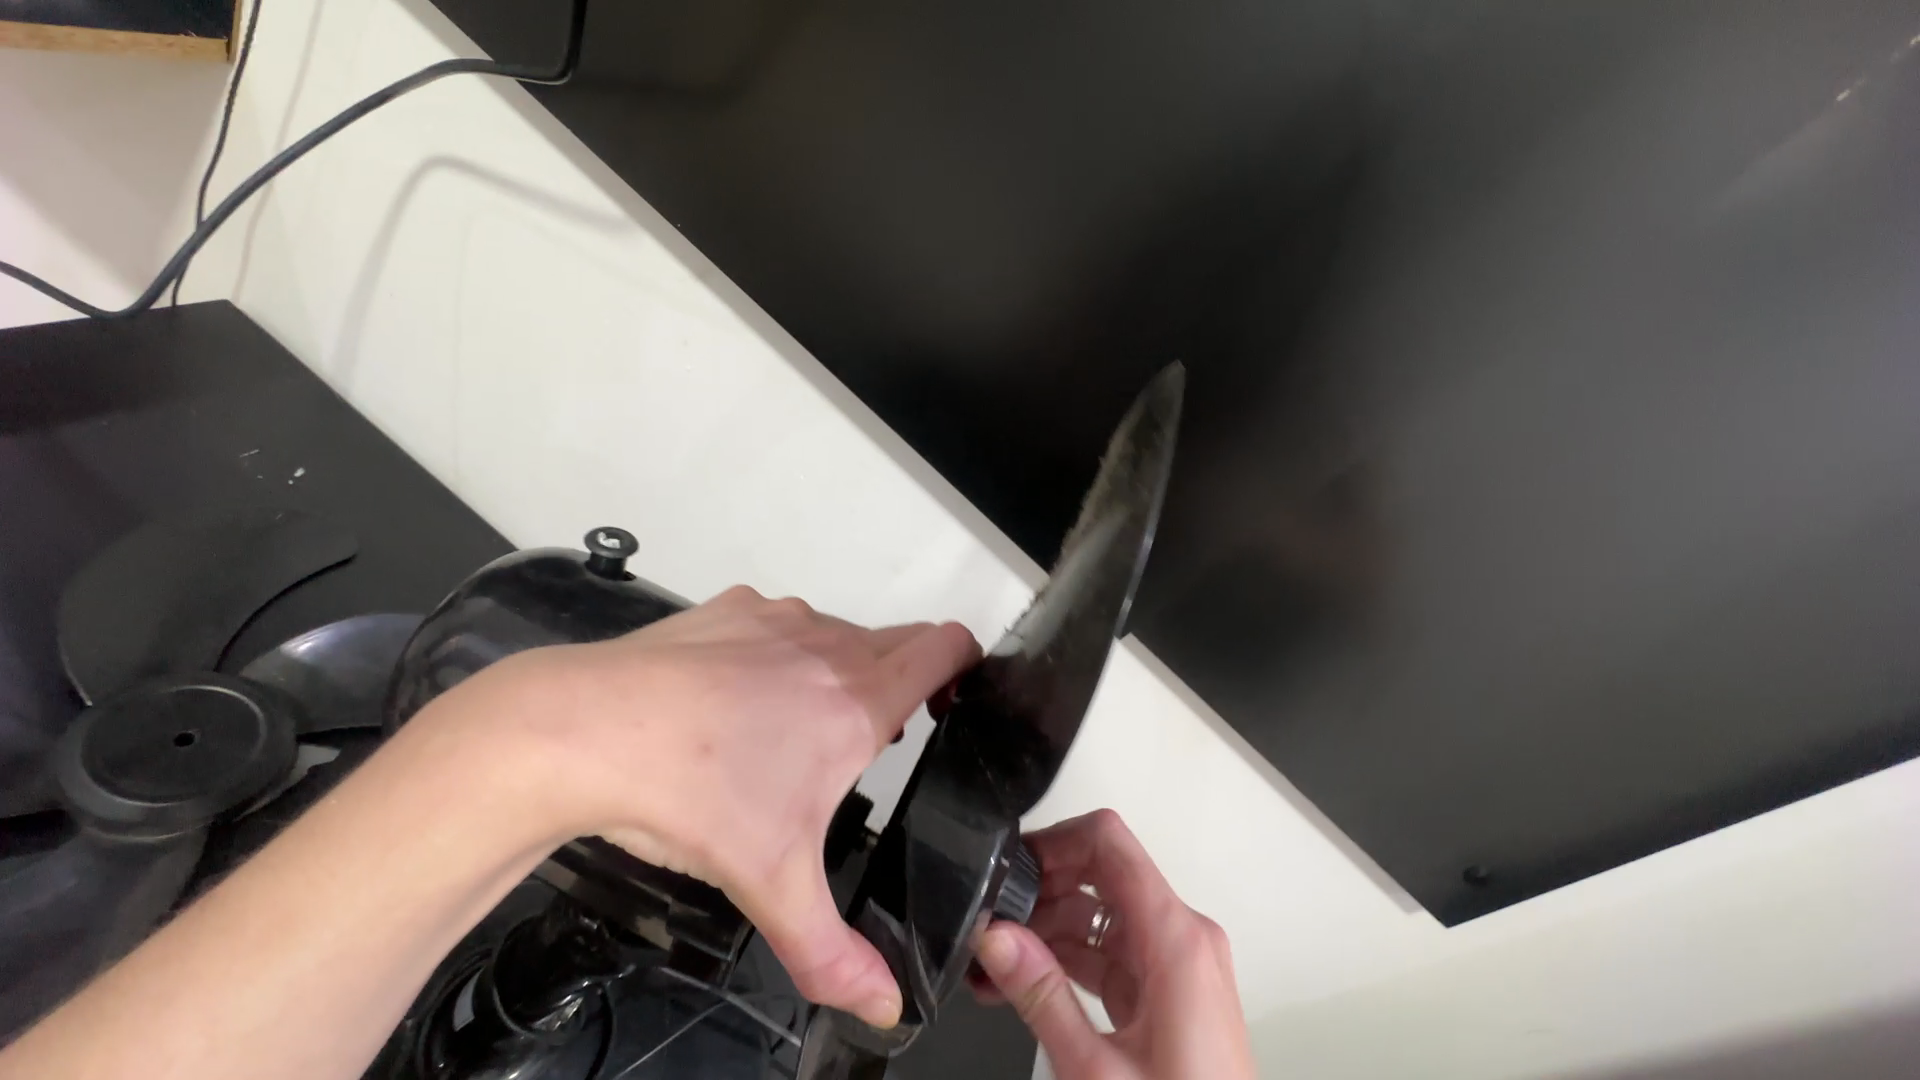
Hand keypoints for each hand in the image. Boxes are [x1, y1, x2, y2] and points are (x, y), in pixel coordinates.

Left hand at [431, 586, 978, 1029]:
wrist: (584, 733)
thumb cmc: (692, 797)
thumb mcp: (772, 884)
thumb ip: (834, 953)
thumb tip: (884, 1006)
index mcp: (858, 701)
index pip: (947, 647)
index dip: (966, 668)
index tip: (954, 703)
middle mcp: (828, 645)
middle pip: (900, 640)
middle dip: (904, 682)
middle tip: (872, 741)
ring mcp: (776, 619)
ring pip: (836, 633)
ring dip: (837, 669)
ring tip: (793, 727)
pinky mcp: (729, 609)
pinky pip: (778, 624)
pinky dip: (778, 652)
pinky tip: (733, 697)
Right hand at [971, 810, 1254, 1079]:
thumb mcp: (1096, 1068)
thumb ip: (1041, 995)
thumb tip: (995, 936)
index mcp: (1176, 939)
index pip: (1110, 843)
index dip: (1054, 843)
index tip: (1009, 869)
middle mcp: (1182, 938)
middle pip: (1101, 875)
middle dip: (1040, 891)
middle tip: (991, 921)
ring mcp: (1175, 965)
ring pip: (1099, 914)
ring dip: (1045, 930)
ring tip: (993, 964)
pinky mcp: (1165, 992)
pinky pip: (1108, 953)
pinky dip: (1066, 960)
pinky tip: (1022, 984)